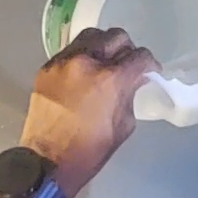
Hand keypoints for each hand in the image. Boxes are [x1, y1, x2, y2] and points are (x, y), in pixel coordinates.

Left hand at [20, 28, 157, 196]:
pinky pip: (71, 51)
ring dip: (104, 46)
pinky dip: (83, 56)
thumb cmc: (90, 150)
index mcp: (111, 79)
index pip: (139, 56)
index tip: (150, 71)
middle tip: (128, 64)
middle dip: (127, 49)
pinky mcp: (47, 67)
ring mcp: (63, 61)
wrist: (47, 161)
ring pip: (91, 36)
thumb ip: (132, 95)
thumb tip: (136, 79)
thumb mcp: (124, 125)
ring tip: (105, 63)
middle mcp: (87, 61)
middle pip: (116, 36)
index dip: (150, 63)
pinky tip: (84, 73)